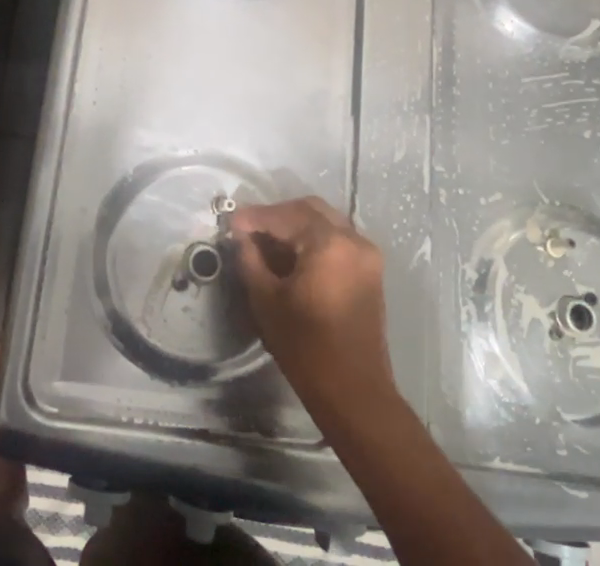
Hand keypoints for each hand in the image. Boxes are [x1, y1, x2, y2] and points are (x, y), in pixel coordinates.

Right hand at [228, 197, 394, 414]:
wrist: (353, 389)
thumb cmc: (305, 347)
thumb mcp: (266, 300)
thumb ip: (250, 259)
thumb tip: (241, 235)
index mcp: (329, 243)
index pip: (284, 216)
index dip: (254, 217)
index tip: (229, 223)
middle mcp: (353, 239)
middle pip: (309, 210)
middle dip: (276, 215)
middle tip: (248, 230)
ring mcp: (367, 254)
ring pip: (325, 222)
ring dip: (294, 226)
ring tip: (265, 242)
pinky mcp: (370, 270)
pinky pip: (337, 239)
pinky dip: (312, 239)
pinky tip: (290, 256)